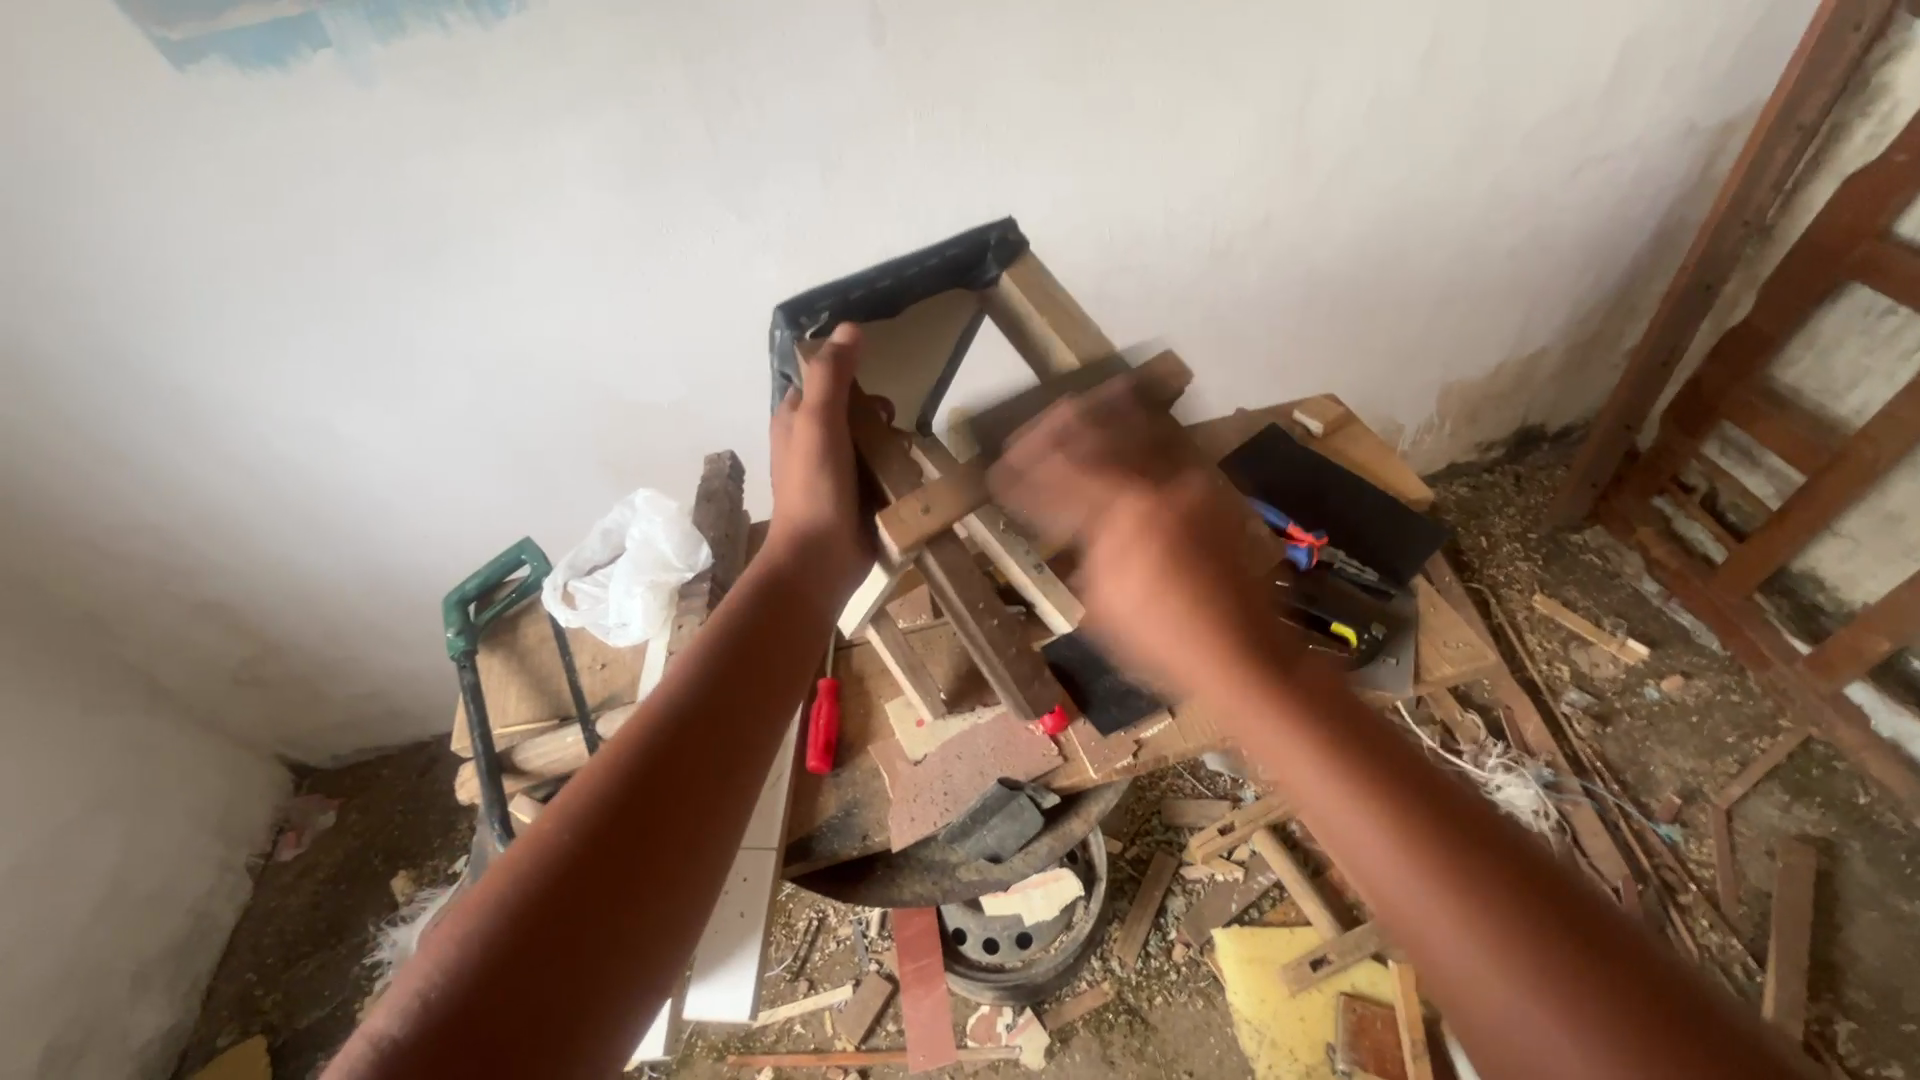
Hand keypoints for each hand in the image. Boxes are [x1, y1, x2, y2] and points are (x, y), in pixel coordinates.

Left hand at [767, 322, 873, 603]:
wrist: (819, 560)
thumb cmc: (814, 487)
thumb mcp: (818, 421)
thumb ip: (832, 375)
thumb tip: (850, 328)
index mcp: (794, 419)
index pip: (824, 380)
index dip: (848, 374)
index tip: (872, 382)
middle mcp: (813, 442)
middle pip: (854, 410)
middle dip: (876, 415)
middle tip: (886, 427)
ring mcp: (836, 472)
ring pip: (873, 440)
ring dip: (890, 443)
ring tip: (898, 457)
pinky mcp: (858, 498)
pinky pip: (882, 471)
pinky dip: (895, 470)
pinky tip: (904, 478)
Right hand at [986, 376, 1291, 698]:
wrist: (1243, 652)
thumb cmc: (1163, 644)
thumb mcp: (1102, 607)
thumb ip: (1083, 557)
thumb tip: (1072, 533)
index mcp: (1121, 517)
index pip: (1059, 479)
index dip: (1024, 473)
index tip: (1000, 470)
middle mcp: (1156, 487)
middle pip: (1098, 438)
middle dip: (1057, 429)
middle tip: (1029, 428)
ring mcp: (1189, 486)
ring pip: (1138, 433)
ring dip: (1102, 415)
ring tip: (1076, 402)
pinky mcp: (1212, 494)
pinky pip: (1169, 450)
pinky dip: (1141, 433)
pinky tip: (1128, 424)